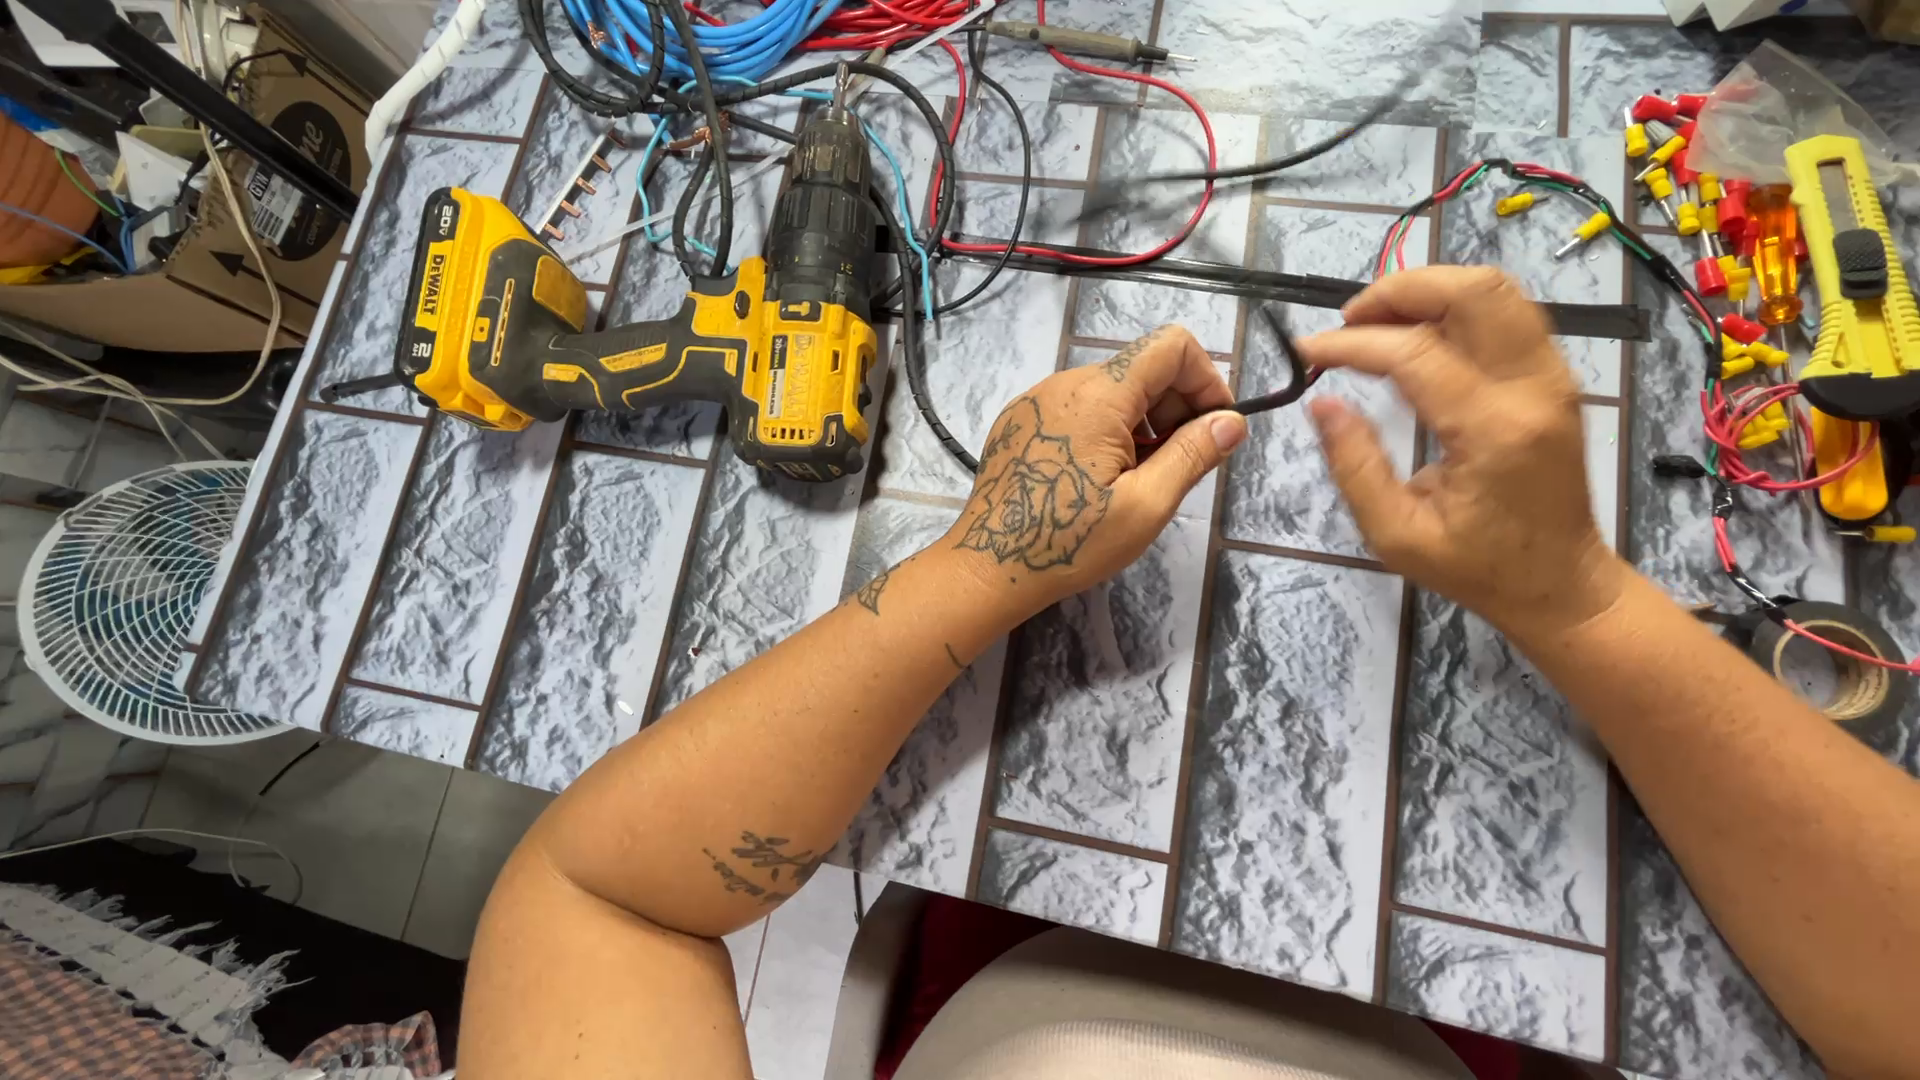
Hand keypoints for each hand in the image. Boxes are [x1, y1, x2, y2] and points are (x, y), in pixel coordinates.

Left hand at [943, 325, 1246, 617]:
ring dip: (1140, 425)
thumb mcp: (1145, 505)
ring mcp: (1036, 401)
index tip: (1211, 428)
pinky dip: (1104, 432)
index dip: (1205, 380)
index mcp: (1099, 395)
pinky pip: (1077, 409)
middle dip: (1175, 409)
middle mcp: (1064, 383)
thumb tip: (1231, 422)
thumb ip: (1192, 455)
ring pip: (1110, 392)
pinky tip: (1096, 480)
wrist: (988, 566)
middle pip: (1142, 370)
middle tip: (1177, 466)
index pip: (1171, 346)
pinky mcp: (1019, 422)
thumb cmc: (1069, 541)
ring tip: (1136, 480)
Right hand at [1301, 266, 1627, 642]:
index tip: (1307, 353)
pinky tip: (1412, 335)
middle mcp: (1534, 389)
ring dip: (1429, 292)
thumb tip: (1321, 403)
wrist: (1562, 584)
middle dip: (1401, 290)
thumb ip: (1355, 465)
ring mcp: (1552, 379)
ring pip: (1497, 292)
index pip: (1415, 353)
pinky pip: (1505, 316)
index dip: (1352, 343)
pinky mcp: (1551, 380)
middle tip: (1348, 320)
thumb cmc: (1476, 568)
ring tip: (1373, 322)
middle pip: (1475, 293)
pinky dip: (1453, 309)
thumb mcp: (1396, 533)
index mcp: (1494, 431)